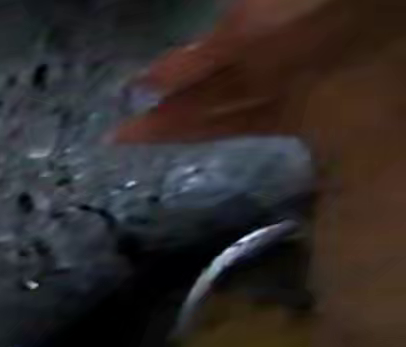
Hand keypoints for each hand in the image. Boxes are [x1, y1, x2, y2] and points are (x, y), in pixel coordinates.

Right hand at [121, 0, 405, 346]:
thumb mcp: (393, 152)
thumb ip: (342, 62)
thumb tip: (256, 7)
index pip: (385, 7)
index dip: (306, 6)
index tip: (216, 23)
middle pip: (365, 24)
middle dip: (262, 39)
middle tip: (162, 69)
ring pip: (328, 63)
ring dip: (229, 81)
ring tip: (142, 105)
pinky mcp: (380, 156)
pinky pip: (306, 111)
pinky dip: (232, 117)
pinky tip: (163, 131)